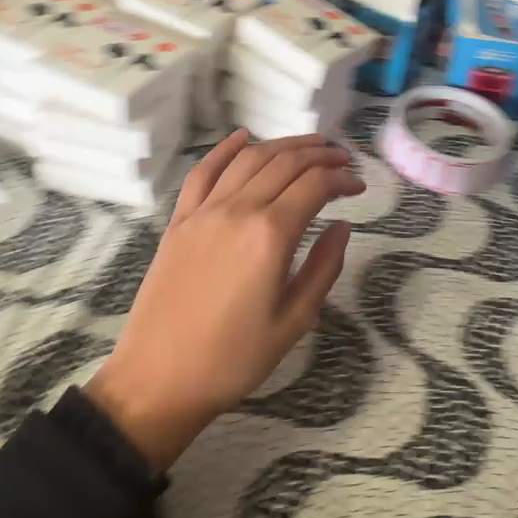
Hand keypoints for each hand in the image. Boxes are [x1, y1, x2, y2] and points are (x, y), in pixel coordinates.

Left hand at [84, 131, 364, 470]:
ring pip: (249, 158)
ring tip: (309, 145)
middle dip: (319, 154)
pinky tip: (243, 137)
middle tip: (342, 159)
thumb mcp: (294, 322)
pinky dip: (226, 148)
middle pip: (285, 163)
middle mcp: (238, 210)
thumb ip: (323, 268)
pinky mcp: (179, 220)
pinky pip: (204, 171)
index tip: (358, 186)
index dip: (342, 179)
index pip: (315, 185)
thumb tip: (342, 226)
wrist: (159, 379)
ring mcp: (204, 211)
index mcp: (270, 236)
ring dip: (283, 145)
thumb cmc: (234, 359)